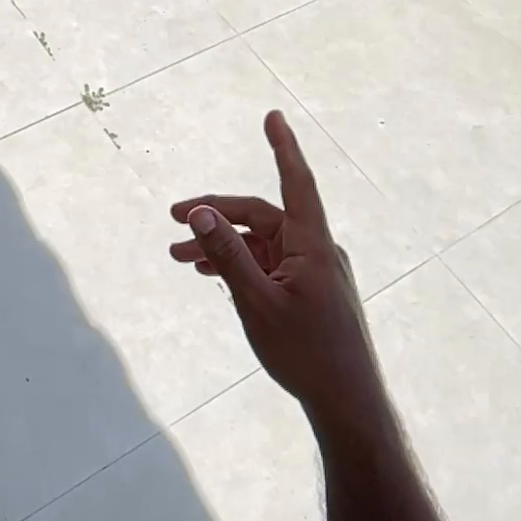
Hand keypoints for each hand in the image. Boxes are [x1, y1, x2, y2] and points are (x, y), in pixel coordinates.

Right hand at [168, 111, 388, 438]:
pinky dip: (237, 263)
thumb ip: (226, 254)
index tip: (272, 115)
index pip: (295, 182)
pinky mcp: (308, 292)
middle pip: (261, 215)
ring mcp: (313, 272)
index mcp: (312, 244)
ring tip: (176, 257)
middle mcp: (315, 250)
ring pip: (260, 242)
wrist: (347, 404)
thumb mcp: (255, 300)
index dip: (282, 147)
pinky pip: (267, 264)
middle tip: (173, 218)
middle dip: (216, 213)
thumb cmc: (305, 352)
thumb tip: (200, 211)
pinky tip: (208, 276)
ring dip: (220, 244)